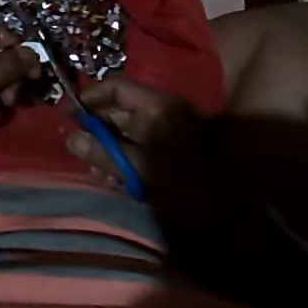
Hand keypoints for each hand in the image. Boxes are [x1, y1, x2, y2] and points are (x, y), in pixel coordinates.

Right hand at [66, 77, 201, 189]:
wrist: (238, 221)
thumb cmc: (185, 187)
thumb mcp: (138, 170)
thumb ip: (102, 152)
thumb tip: (70, 138)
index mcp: (157, 106)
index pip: (115, 86)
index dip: (89, 98)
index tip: (69, 117)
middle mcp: (165, 110)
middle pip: (120, 108)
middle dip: (97, 128)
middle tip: (80, 149)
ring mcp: (174, 128)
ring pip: (130, 128)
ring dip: (110, 145)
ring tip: (99, 170)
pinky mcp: (179, 148)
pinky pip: (143, 142)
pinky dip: (127, 155)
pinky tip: (119, 178)